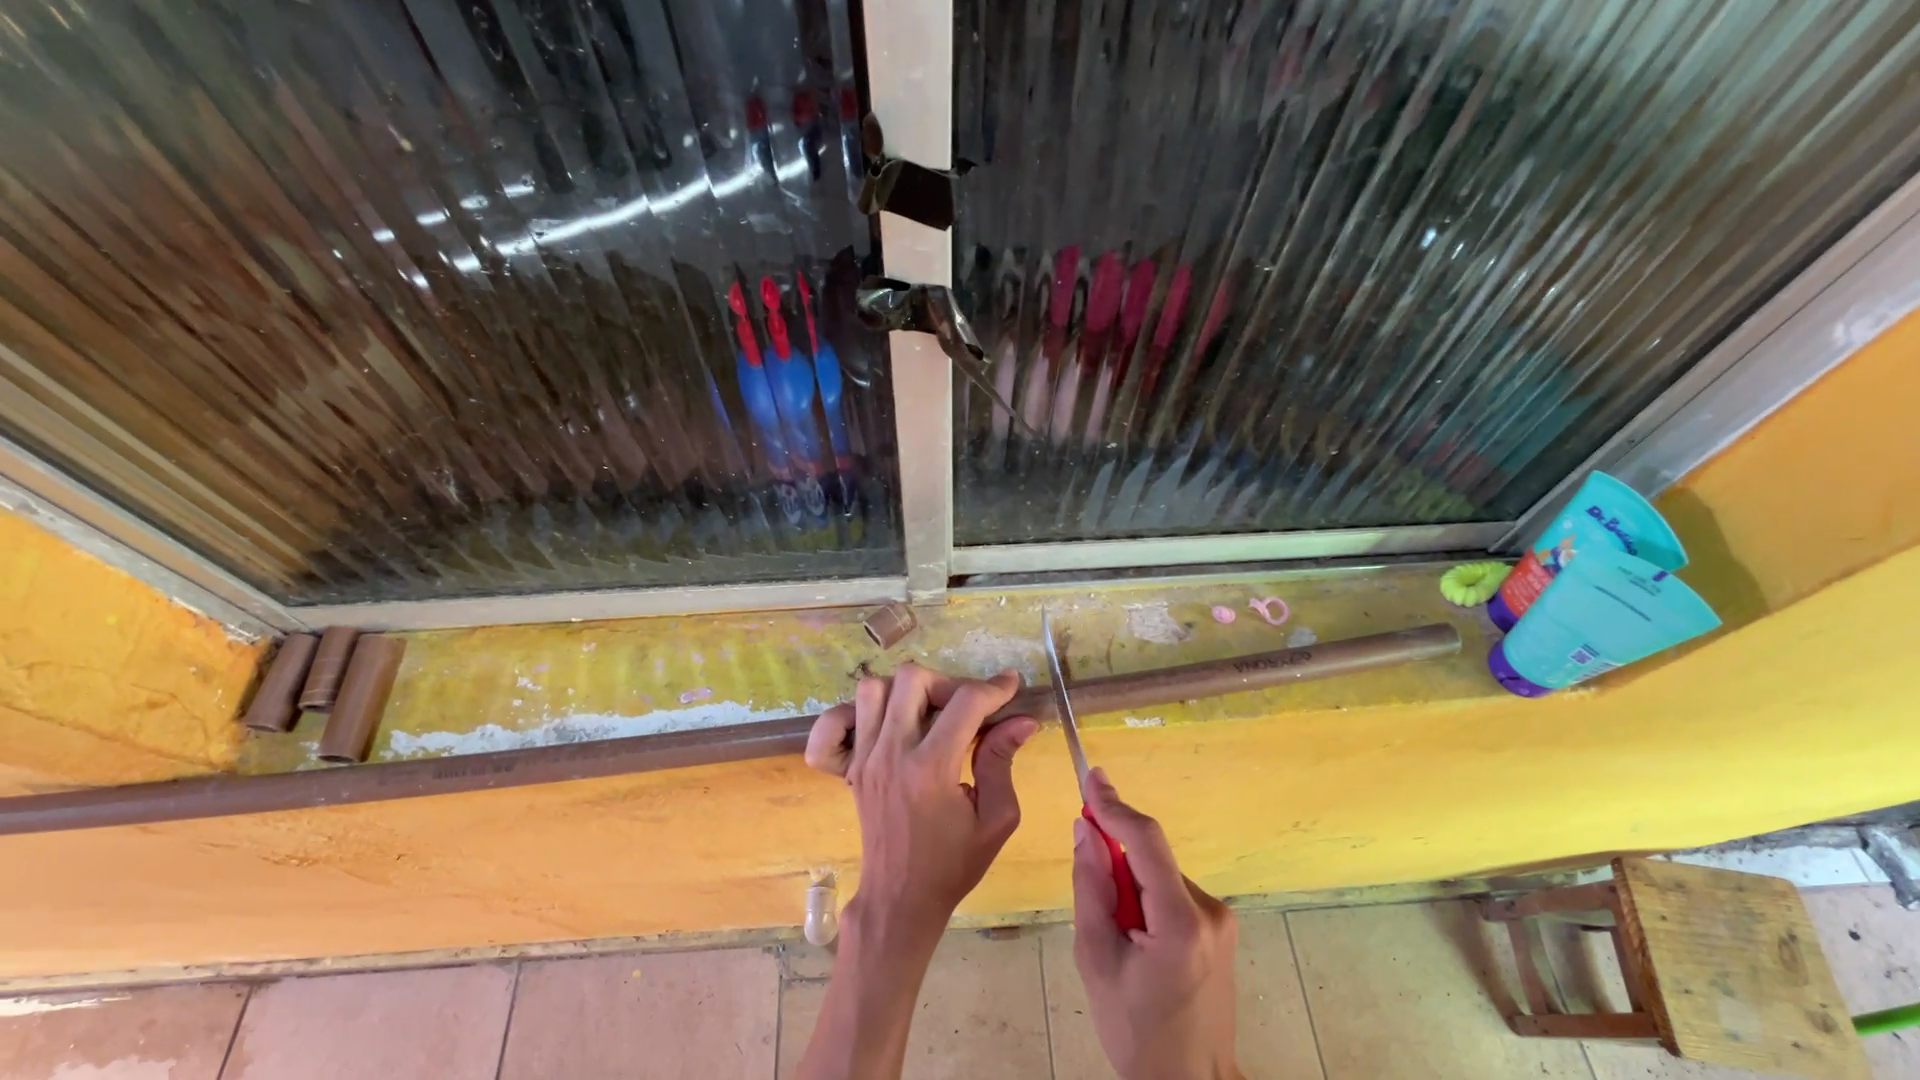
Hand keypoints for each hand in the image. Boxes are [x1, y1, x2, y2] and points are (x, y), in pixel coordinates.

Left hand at [795, 665, 1037, 1079]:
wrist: (900, 898)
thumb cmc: (953, 863)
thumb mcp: (995, 819)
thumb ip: (1003, 762)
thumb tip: (1022, 720)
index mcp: (931, 769)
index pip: (965, 702)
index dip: (995, 687)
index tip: (1012, 685)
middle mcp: (891, 753)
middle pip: (912, 679)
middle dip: (948, 684)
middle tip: (967, 709)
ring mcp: (865, 757)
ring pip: (873, 688)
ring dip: (907, 690)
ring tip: (930, 713)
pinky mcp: (851, 764)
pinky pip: (837, 719)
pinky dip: (857, 710)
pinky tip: (886, 723)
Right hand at [1073, 767, 1242, 1079]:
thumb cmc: (1134, 1029)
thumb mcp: (1096, 959)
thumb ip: (1090, 887)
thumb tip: (1086, 829)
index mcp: (1180, 921)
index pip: (1146, 841)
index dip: (1114, 805)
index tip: (1089, 776)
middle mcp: (1211, 910)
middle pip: (1151, 858)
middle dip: (1116, 859)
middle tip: (1090, 895)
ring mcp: (1222, 918)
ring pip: (1160, 875)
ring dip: (1132, 886)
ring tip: (1118, 937)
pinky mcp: (1222, 926)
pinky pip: (1173, 893)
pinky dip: (1148, 899)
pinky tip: (1139, 941)